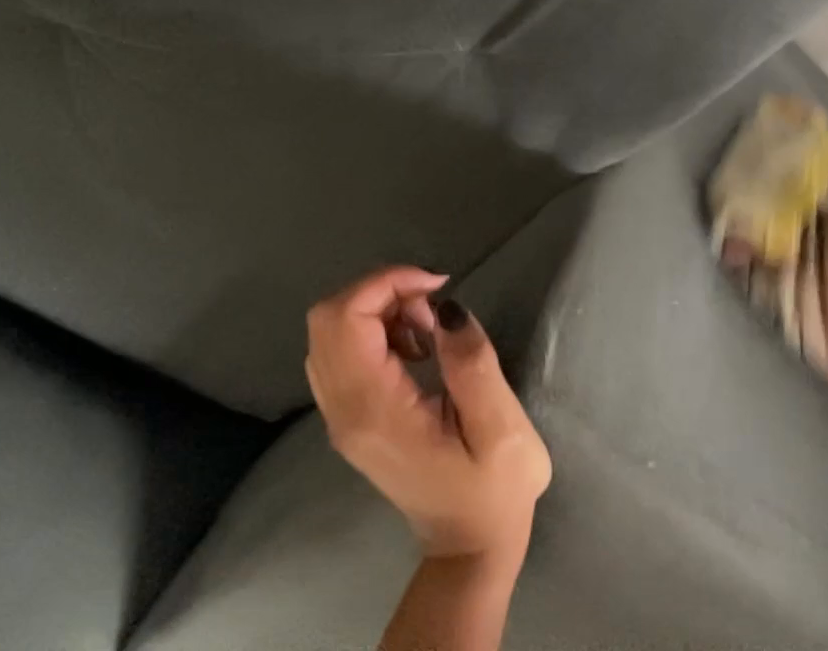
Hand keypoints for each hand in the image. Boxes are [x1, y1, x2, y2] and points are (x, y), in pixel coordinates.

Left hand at [305, 266, 552, 561]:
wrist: (470, 545)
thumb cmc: (494, 489)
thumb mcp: (500, 426)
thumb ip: (471, 363)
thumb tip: (445, 309)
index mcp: (375, 410)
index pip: (344, 319)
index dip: (385, 283)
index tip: (438, 286)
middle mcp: (343, 411)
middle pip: (326, 320)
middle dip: (380, 293)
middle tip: (434, 310)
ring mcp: (341, 417)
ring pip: (330, 334)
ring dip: (378, 313)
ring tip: (432, 332)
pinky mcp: (351, 419)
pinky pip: (340, 355)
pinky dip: (375, 333)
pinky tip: (418, 350)